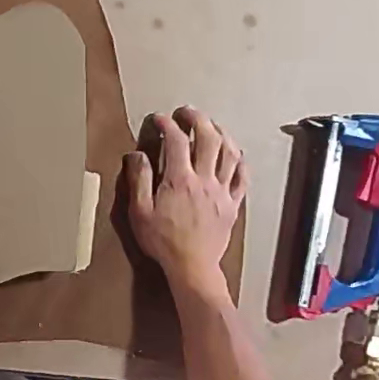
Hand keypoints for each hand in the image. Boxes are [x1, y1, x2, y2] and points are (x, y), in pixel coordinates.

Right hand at [125, 107, 245, 301]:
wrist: (192, 267)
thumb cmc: (163, 242)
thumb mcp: (140, 212)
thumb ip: (139, 180)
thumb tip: (136, 155)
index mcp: (179, 180)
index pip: (176, 140)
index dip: (168, 124)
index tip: (159, 118)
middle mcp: (204, 180)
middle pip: (208, 138)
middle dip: (198, 119)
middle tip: (187, 112)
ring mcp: (222, 192)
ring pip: (230, 153)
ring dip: (221, 133)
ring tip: (212, 125)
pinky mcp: (232, 205)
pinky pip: (242, 177)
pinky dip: (240, 161)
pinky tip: (236, 154)